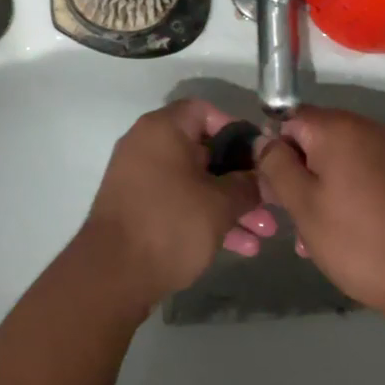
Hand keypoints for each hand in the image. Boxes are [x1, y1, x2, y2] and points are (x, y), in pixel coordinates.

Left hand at [75, 99, 268, 306]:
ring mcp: (141, 177)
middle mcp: (148, 145)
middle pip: (205, 152)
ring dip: (231, 205)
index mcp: (162, 129)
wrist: (112, 273)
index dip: (237, 131)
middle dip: (241, 180)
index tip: (261, 157)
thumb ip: (248, 185)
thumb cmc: (170, 224)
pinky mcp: (139, 207)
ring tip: (265, 234)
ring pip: (196, 182)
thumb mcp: (219, 204)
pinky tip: (241, 248)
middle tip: (272, 205)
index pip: (205, 111)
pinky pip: (180, 202)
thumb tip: (265, 175)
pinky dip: (207, 217)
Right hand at [255, 105, 384, 314]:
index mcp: (337, 127)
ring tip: (309, 236)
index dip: (272, 151)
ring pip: (331, 161)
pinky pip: (355, 175)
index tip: (270, 187)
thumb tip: (262, 140)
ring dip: (314, 190)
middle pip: (310, 139)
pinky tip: (335, 233)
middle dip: (294, 173)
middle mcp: (364, 129)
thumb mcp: (302, 204)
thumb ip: (275, 164)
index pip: (286, 119)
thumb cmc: (357, 241)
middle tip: (286, 216)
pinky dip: (339, 196)